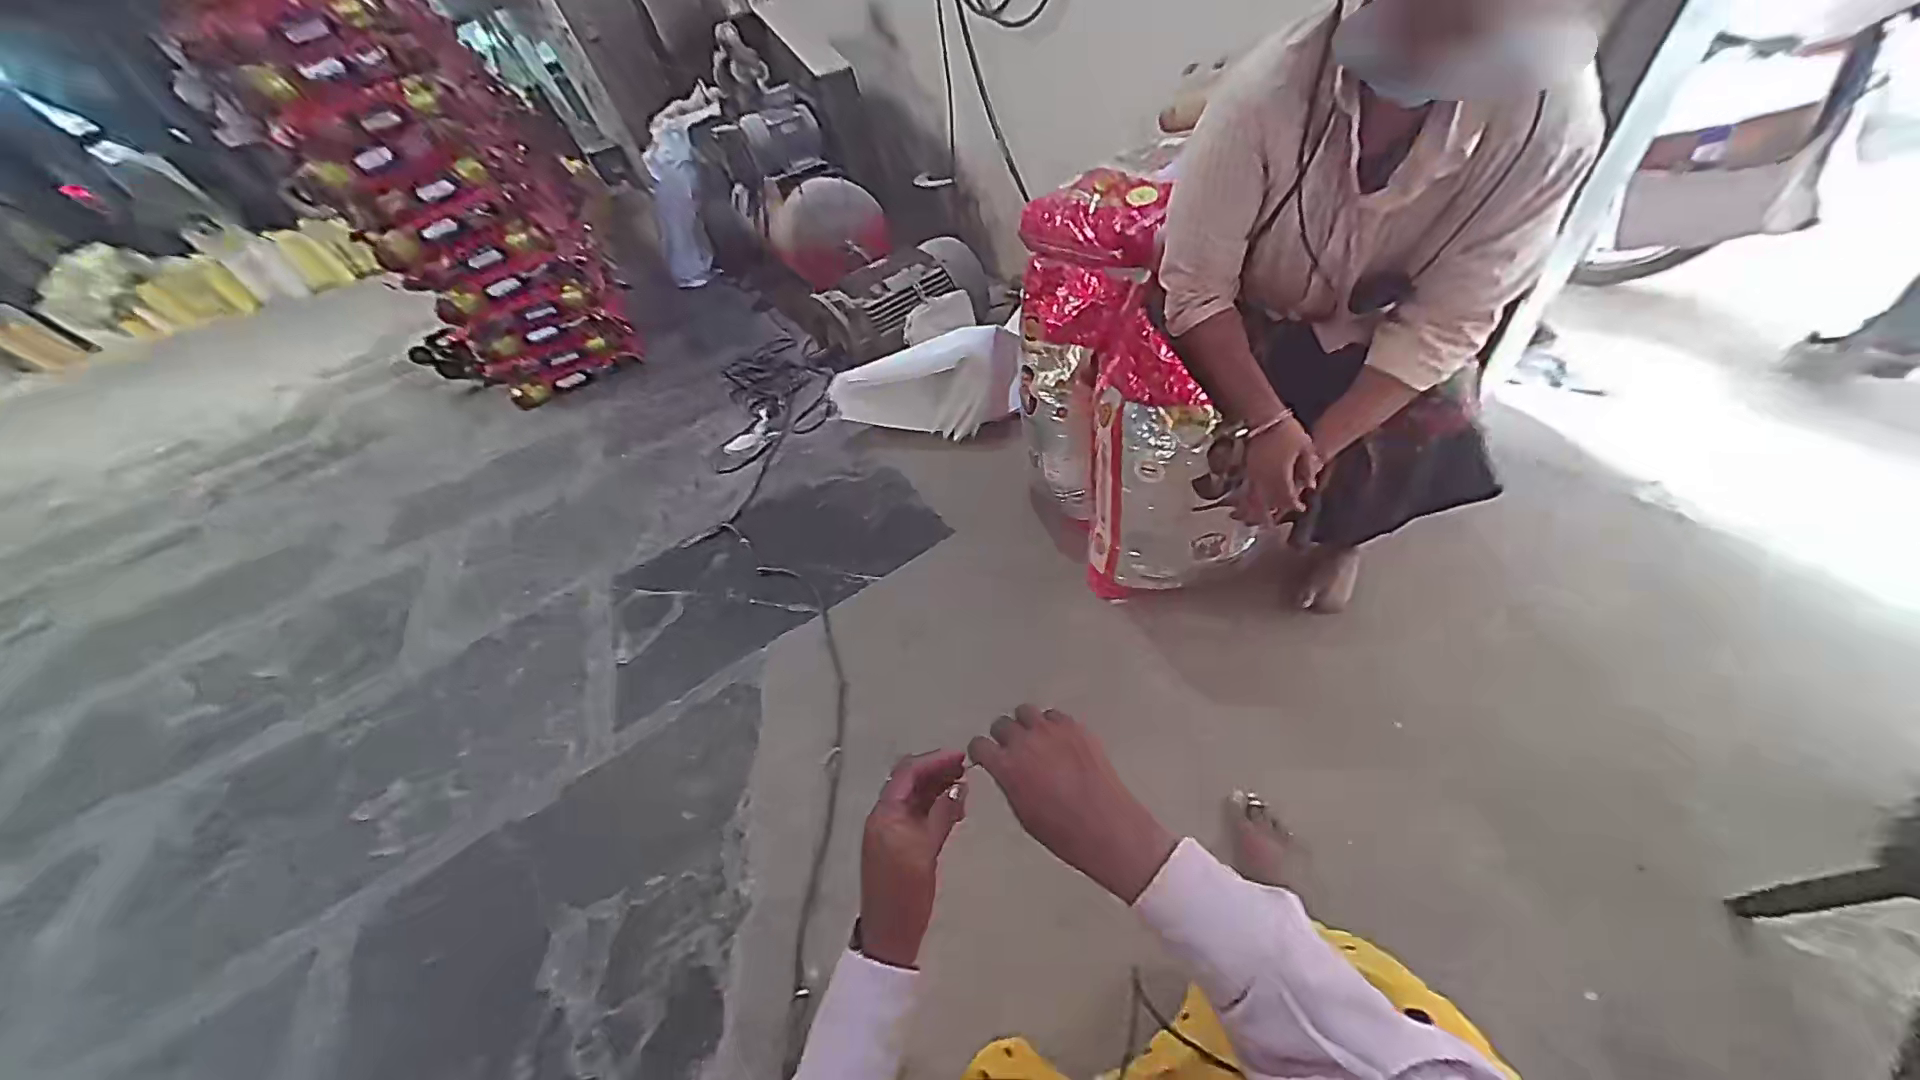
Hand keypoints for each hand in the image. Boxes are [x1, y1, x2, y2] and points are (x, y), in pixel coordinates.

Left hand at [859, 750, 968, 967]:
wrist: (890, 936)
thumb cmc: (906, 893)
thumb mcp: (926, 851)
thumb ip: (941, 815)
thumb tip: (959, 786)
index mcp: (885, 814)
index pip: (907, 773)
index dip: (934, 760)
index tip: (960, 756)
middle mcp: (885, 816)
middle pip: (910, 781)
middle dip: (937, 770)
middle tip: (965, 768)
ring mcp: (892, 830)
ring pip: (916, 797)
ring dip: (937, 787)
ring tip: (964, 785)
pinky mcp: (900, 843)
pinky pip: (917, 814)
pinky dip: (935, 806)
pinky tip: (954, 807)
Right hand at [967, 706, 1177, 904]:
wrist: (1105, 826)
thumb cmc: (1067, 830)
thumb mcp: (1022, 812)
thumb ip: (1010, 783)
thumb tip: (1008, 774)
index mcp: (1007, 766)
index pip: (980, 744)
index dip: (981, 750)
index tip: (984, 752)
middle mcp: (1025, 742)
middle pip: (1001, 723)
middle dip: (1003, 735)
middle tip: (1011, 746)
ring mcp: (1051, 731)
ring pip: (1026, 712)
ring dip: (1026, 724)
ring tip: (1034, 737)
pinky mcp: (1074, 727)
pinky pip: (1055, 716)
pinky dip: (1053, 724)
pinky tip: (1058, 740)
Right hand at [1235, 417, 1319, 524]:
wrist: (1262, 417)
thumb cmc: (1286, 431)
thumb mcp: (1305, 447)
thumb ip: (1307, 468)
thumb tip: (1310, 485)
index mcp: (1281, 476)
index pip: (1287, 497)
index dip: (1294, 505)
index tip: (1300, 508)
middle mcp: (1264, 479)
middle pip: (1266, 504)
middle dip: (1268, 515)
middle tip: (1270, 525)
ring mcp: (1251, 474)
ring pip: (1252, 499)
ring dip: (1252, 511)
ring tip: (1252, 520)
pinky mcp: (1243, 468)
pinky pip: (1243, 489)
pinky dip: (1244, 498)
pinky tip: (1242, 502)